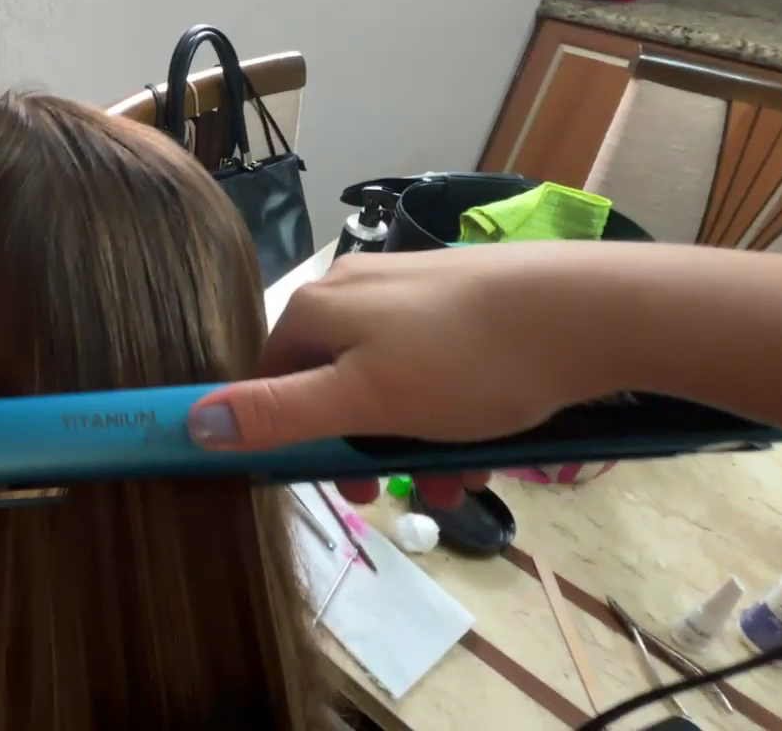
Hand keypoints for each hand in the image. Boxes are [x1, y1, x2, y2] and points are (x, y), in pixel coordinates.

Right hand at [190, 246, 620, 507]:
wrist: (589, 310)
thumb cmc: (463, 361)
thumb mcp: (364, 401)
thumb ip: (277, 414)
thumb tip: (192, 423)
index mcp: (314, 308)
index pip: (270, 378)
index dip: (291, 436)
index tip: (335, 483)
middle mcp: (347, 288)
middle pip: (328, 381)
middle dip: (357, 445)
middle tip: (392, 492)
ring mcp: (402, 289)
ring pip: (382, 379)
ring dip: (407, 439)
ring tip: (455, 480)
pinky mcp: (451, 297)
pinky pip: (425, 364)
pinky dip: (442, 411)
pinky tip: (480, 445)